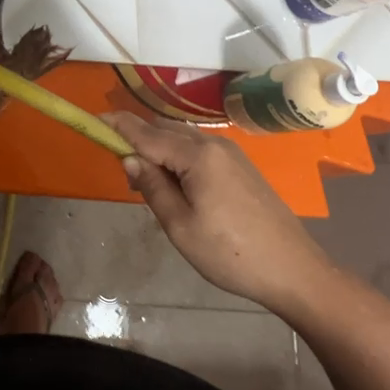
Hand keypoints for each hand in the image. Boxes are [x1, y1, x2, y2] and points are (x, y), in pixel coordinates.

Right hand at [106, 112, 338, 311]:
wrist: (295, 270)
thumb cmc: (231, 254)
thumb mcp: (180, 226)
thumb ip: (151, 187)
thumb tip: (130, 159)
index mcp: (197, 156)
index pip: (146, 133)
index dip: (118, 125)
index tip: (94, 118)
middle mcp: (214, 144)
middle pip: (164, 129)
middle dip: (137, 136)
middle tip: (117, 160)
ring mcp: (231, 153)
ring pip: (182, 138)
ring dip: (158, 147)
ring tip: (143, 175)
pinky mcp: (241, 167)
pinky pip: (198, 149)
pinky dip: (177, 155)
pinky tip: (173, 180)